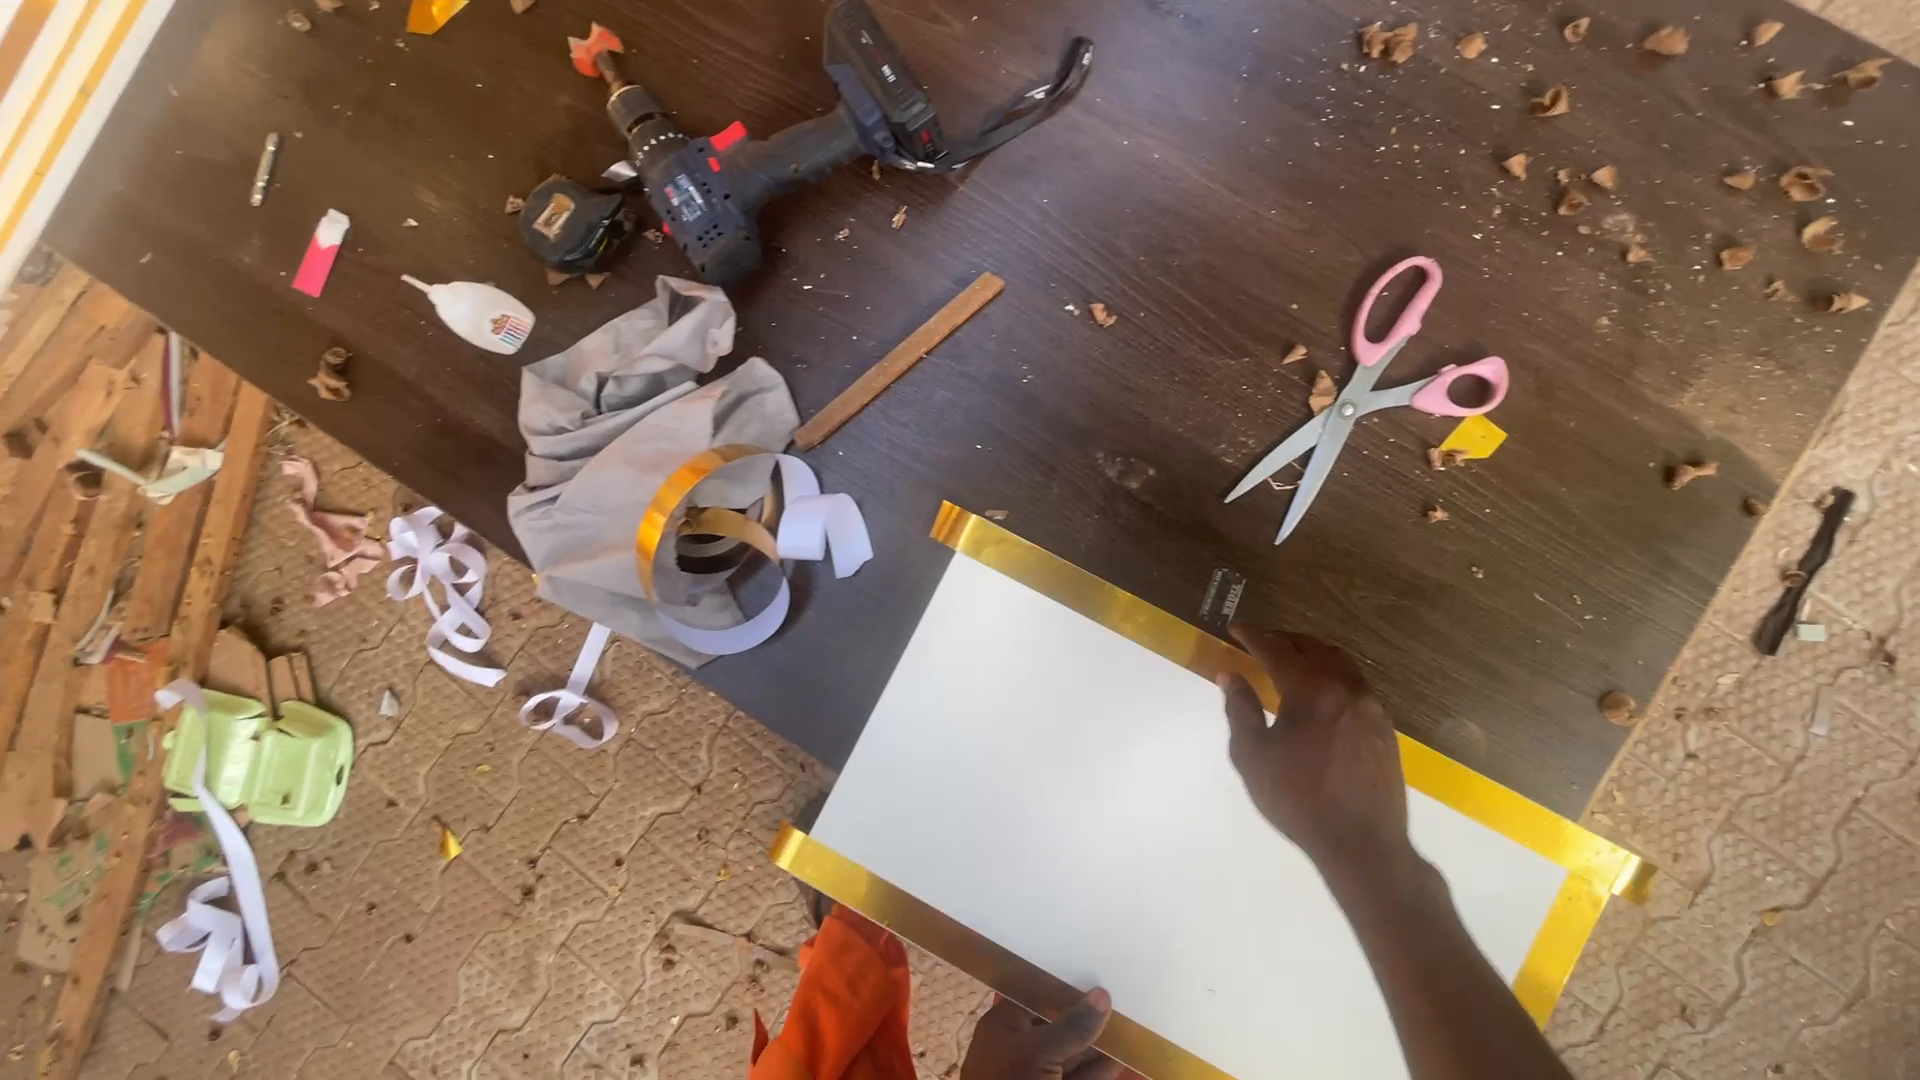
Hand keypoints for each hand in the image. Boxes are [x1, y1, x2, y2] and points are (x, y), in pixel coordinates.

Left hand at [959, 988, 1131, 1079]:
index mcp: (1004, 1027)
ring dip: (1097, 1044)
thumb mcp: (1038, 1052)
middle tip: (1115, 997)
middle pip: (1056, 1025)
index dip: (1062, 985)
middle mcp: (1019, 1049)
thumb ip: (1072, 1025)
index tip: (1091, 973)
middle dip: (1084, 1016)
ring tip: (1126, 1026)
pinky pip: (1080, 1078)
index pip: (1034, 995)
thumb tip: (1102, 995)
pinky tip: (1120, 1060)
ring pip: (1071, 1055)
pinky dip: (1099, 1071)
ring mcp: (1038, 1076)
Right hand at [1217, 627, 1410, 876]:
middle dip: (1284, 640)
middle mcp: (1346, 689)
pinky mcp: (1385, 729)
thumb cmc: (1297, 799)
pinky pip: (1356, 686)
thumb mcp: (1252, 755)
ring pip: (1341, 664)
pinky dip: (1333, 677)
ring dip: (1312, 655)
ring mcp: (1372, 708)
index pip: (1276, 649)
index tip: (1236, 628)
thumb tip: (1230, 676)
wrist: (1361, 845)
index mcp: (1311, 691)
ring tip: (1291, 662)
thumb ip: (1240, 709)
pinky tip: (1321, 695)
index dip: (1253, 636)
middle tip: (1261, 642)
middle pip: (1313, 648)